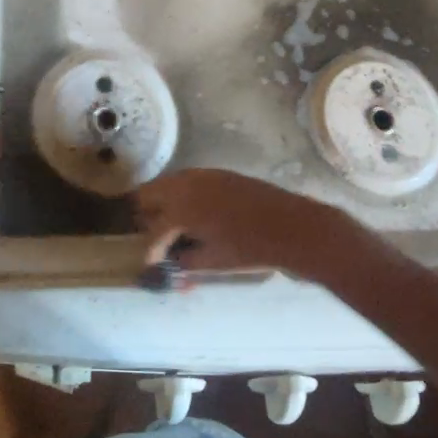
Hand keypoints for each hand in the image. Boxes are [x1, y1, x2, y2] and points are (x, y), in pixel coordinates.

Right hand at [133, 168, 350, 279]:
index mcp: (179, 209)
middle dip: (146, 215)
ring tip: (171, 225)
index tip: (151, 263)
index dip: (150, 251)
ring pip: (168, 183)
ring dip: (163, 202)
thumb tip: (173, 262)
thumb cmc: (249, 250)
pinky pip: (188, 181)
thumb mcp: (212, 263)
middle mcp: (185, 186)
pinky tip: (193, 213)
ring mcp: (202, 175)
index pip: (153, 232)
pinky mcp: (219, 173)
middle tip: (155, 236)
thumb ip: (185, 262)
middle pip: (150, 194)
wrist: (291, 227)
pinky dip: (183, 194)